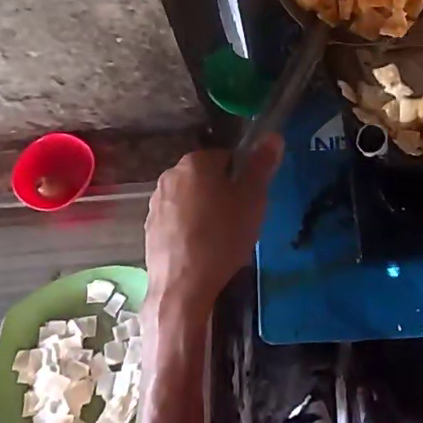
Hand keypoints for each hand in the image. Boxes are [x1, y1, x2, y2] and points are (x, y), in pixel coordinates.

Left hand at [143, 135, 283, 320]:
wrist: (183, 286)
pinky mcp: (150, 228)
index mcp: (195, 162)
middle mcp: (170, 174)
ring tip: (220, 238)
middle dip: (222, 193)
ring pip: (191, 199)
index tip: (249, 201)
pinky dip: (190, 228)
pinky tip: (201, 250)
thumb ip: (262, 165)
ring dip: (205, 211)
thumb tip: (273, 136)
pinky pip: (177, 220)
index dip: (242, 178)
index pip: (227, 157)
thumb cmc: (222, 236)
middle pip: (207, 177)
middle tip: (239, 220)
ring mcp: (157, 202)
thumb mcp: (253, 199)